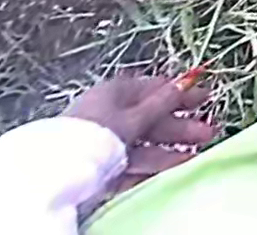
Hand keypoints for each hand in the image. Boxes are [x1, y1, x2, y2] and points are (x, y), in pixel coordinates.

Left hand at [65, 75, 216, 190]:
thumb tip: (187, 80)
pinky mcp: (97, 165)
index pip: (157, 88)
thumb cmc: (96, 134)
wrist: (48, 176)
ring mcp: (103, 139)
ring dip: (170, 149)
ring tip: (194, 156)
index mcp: (118, 91)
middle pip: (153, 117)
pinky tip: (169, 170)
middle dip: (181, 126)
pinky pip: (129, 161)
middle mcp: (111, 111)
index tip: (207, 97)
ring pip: (143, 142)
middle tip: (208, 132)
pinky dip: (149, 165)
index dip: (182, 93)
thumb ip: (162, 101)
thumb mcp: (134, 117)